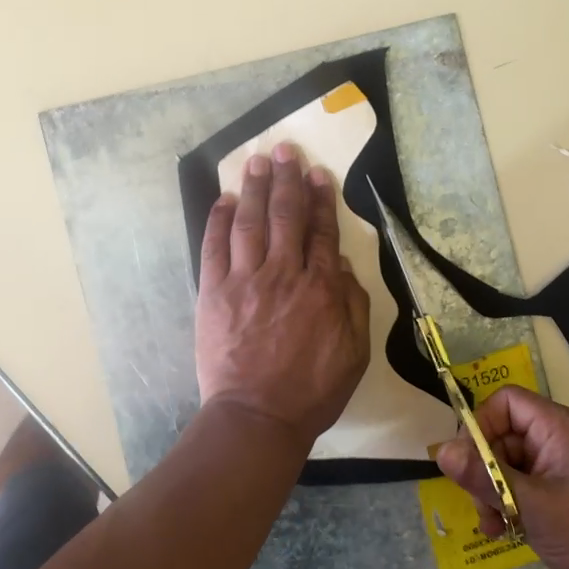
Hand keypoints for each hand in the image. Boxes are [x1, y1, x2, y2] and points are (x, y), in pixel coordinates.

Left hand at [195, 144, 370, 450]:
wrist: (257, 418)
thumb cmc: (311, 391)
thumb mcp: (354, 354)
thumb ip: (353, 306)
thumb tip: (342, 266)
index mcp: (320, 288)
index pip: (321, 232)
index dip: (320, 200)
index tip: (318, 174)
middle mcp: (284, 273)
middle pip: (285, 215)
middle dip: (287, 179)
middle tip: (285, 150)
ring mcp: (245, 280)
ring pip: (250, 221)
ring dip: (253, 188)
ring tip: (256, 161)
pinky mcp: (214, 292)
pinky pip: (215, 247)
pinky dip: (218, 220)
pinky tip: (223, 200)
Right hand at [437, 386, 568, 568]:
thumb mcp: (531, 508)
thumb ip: (484, 477)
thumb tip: (440, 451)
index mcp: (562, 427)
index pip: (507, 402)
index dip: (480, 426)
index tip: (466, 464)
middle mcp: (565, 436)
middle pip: (506, 433)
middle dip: (486, 469)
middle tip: (482, 508)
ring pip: (513, 461)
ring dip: (496, 491)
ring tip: (495, 526)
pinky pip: (528, 481)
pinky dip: (513, 502)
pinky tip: (507, 530)